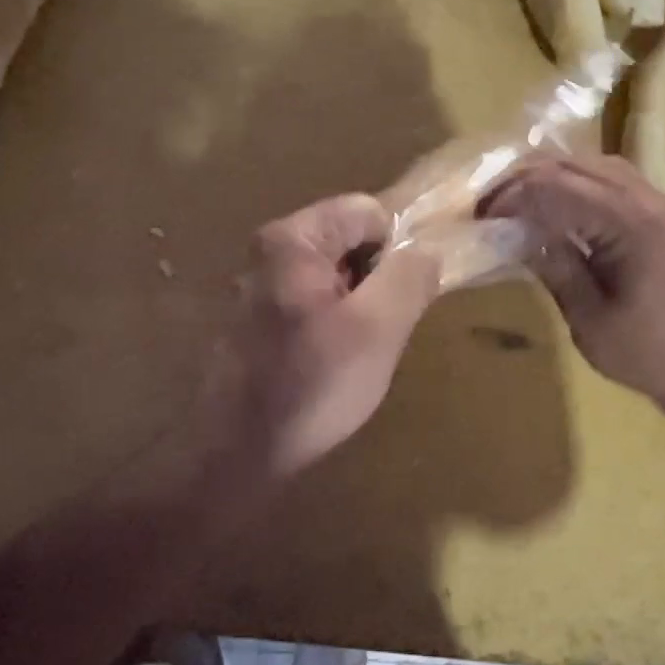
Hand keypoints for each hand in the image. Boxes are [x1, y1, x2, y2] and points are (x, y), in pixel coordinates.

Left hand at [221, 194, 440, 477]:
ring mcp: (258, 289)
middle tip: (382, 329)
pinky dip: (333, 326)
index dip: (397, 248)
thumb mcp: (378, 329)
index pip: (367, 211)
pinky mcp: (257, 323)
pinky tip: (331, 365)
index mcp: (290, 239)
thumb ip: (408, 278)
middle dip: (376, 280)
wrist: (238, 452)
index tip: (404, 296)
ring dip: (358, 308)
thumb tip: (426, 250)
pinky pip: (313, 305)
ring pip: (334, 278)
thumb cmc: (310, 386)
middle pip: (348, 242)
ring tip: (357, 353)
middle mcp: (267, 253)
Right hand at [483, 155, 664, 436]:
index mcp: (632, 225)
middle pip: (575, 164)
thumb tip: (514, 233)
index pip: (556, 186)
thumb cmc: (650, 355)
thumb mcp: (589, 318)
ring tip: (514, 203)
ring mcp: (662, 205)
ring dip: (551, 177)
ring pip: (595, 165)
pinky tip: (554, 210)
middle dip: (525, 178)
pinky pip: (613, 181)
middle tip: (488, 206)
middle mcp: (650, 201)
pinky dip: (576, 185)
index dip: (511, 195)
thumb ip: (554, 266)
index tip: (479, 217)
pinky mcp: (664, 216)